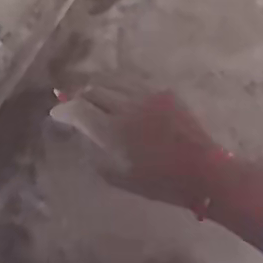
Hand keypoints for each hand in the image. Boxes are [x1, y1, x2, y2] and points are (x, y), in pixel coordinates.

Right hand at [55, 85, 262, 240]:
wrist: (206, 172)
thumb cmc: (162, 182)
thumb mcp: (121, 178)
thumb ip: (97, 157)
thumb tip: (84, 140)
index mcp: (115, 130)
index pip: (80, 109)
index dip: (64, 109)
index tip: (56, 112)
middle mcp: (128, 107)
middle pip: (93, 90)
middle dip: (78, 95)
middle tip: (70, 102)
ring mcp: (147, 96)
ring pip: (112, 81)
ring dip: (97, 86)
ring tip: (90, 93)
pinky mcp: (163, 93)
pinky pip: (132, 83)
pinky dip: (118, 86)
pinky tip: (117, 94)